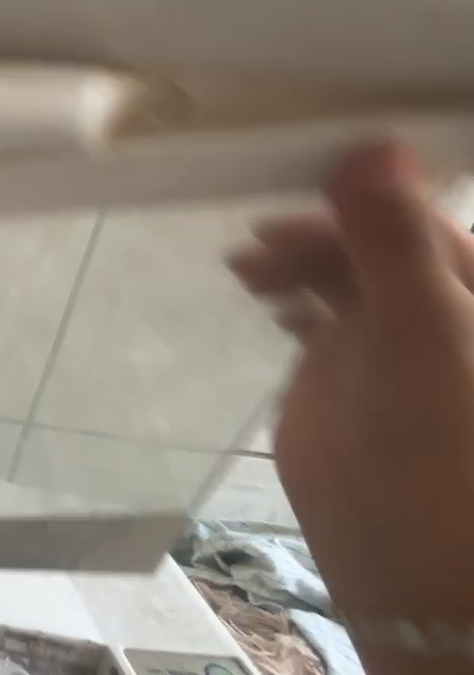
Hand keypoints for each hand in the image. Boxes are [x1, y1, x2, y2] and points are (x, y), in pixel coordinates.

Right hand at [228, 142, 473, 671]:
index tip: (292, 182)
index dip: (364, 195)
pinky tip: (257, 295)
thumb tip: (372, 143)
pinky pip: (318, 306)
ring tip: (244, 269)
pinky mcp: (350, 363)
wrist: (407, 548)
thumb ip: (394, 243)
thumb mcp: (421, 332)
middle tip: (254, 244)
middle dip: (317, 230)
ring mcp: (399, 337)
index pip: (425, 219)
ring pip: (342, 269)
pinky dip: (287, 292)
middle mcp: (446, 307)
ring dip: (294, 257)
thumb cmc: (439, 443)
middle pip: (377, 239)